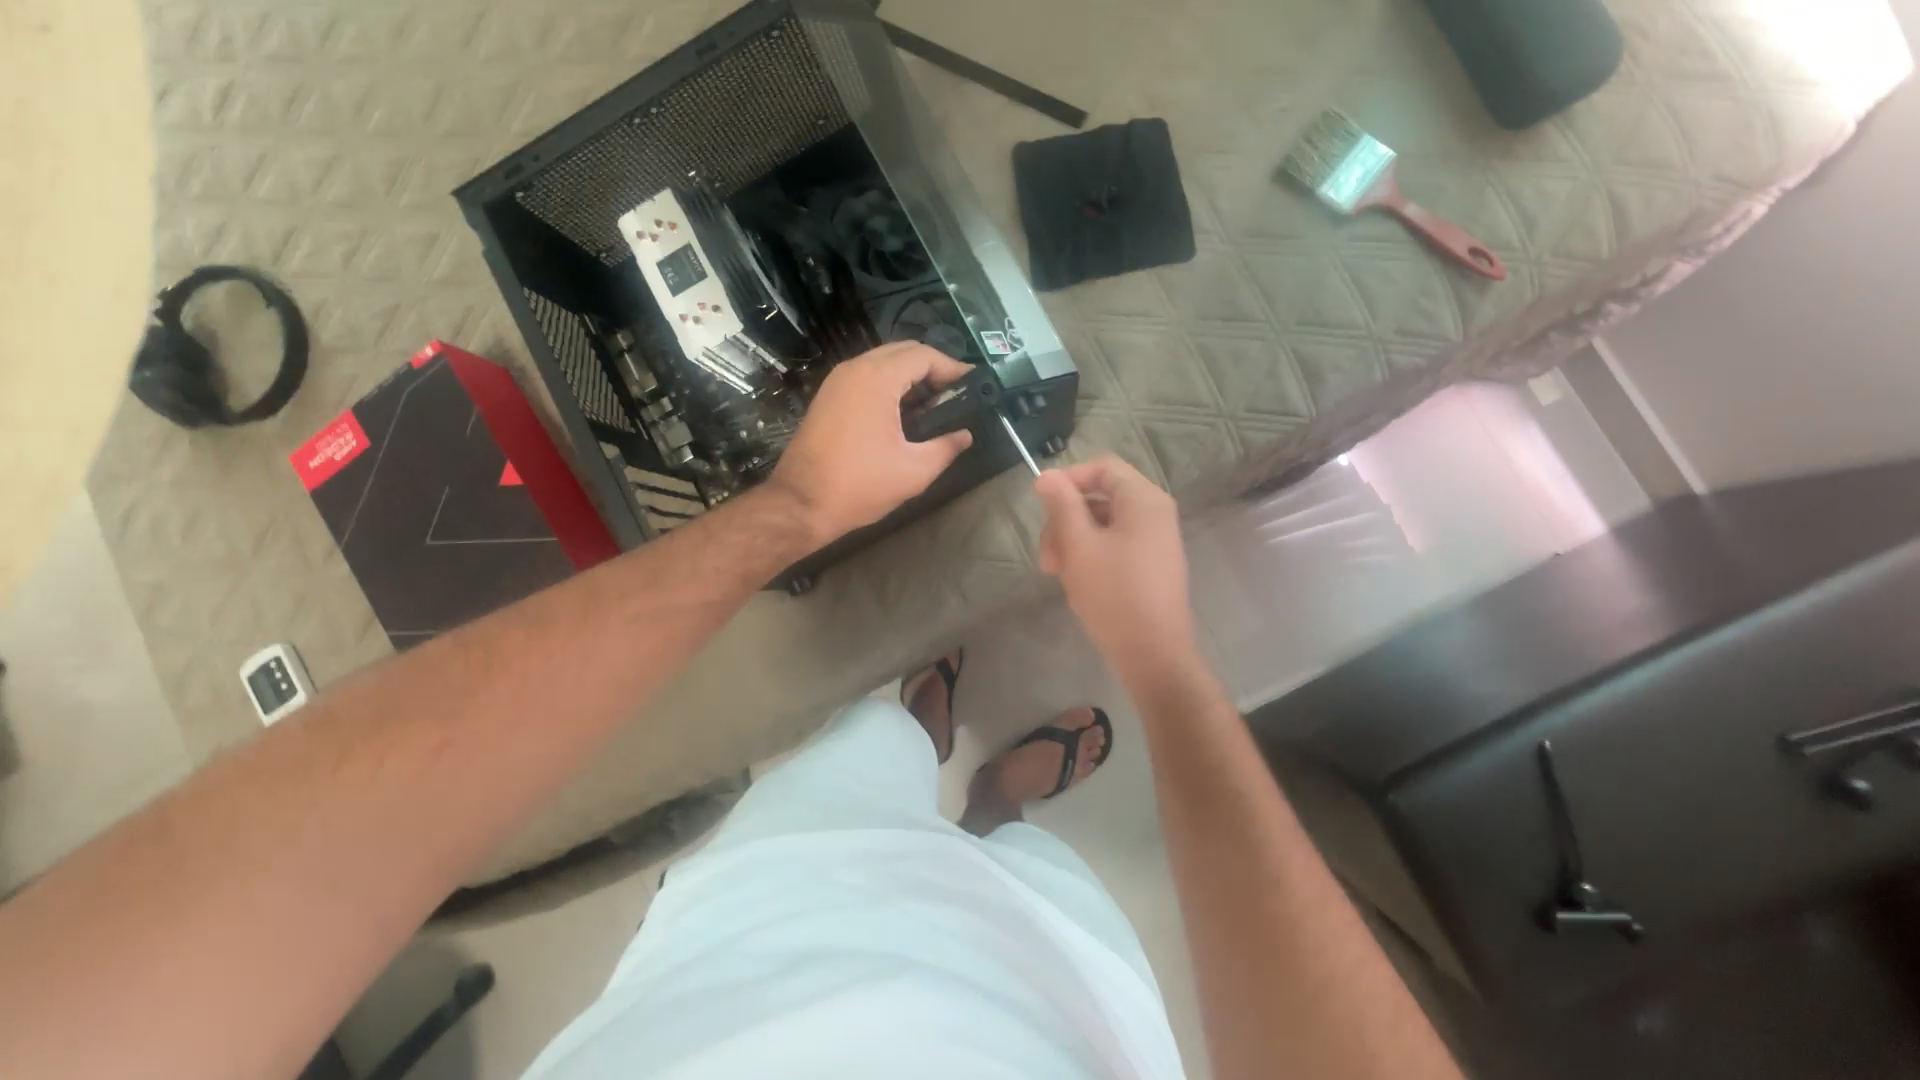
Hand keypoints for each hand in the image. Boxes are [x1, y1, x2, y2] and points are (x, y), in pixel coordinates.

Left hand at [768, 342, 975, 545]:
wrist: (800, 503)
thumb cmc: (859, 486)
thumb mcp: (913, 471)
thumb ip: (945, 448)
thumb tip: (964, 436)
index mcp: (877, 379)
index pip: (923, 355)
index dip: (952, 367)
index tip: (972, 385)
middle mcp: (854, 369)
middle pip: (902, 352)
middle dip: (932, 367)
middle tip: (955, 394)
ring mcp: (836, 382)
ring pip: (882, 362)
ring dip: (909, 375)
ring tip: (933, 404)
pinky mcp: (827, 398)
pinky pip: (865, 377)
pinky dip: (888, 384)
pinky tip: (902, 413)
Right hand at [1035, 456, 1197, 675]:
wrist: (1152, 654)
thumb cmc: (1114, 594)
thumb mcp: (1079, 545)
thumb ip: (1062, 506)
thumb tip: (1047, 476)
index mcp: (1143, 500)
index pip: (1102, 468)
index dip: (1067, 479)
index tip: (1039, 504)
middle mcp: (1154, 514)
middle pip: (1099, 498)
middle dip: (1065, 520)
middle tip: (1046, 555)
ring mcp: (1154, 542)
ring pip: (1102, 526)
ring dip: (1072, 543)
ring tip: (1057, 573)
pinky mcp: (1148, 567)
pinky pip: (1113, 548)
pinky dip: (1090, 559)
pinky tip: (1076, 585)